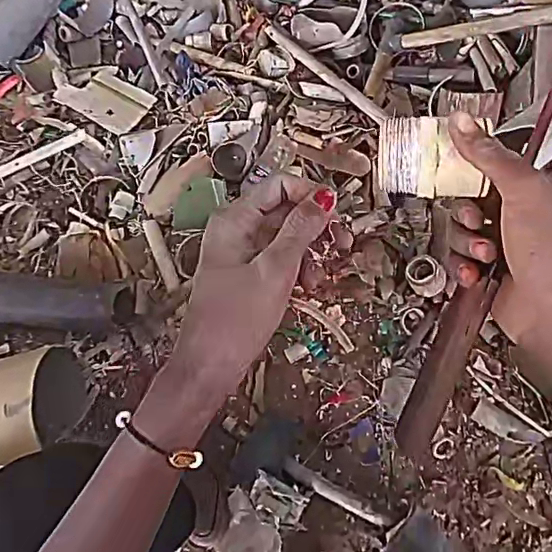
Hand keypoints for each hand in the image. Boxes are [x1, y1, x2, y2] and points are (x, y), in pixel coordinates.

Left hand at [170, 173, 334, 394]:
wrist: (209, 367)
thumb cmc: (237, 319)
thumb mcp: (275, 271)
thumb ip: (300, 231)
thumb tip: (325, 197)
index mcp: (235, 219)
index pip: (279, 185)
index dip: (311, 194)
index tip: (337, 215)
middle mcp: (236, 229)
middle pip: (285, 209)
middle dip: (315, 226)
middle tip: (342, 244)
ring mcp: (242, 252)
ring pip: (286, 236)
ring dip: (310, 251)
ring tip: (320, 278)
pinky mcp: (248, 274)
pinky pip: (280, 259)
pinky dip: (298, 269)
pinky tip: (308, 288)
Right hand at [445, 111, 551, 344]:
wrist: (551, 311)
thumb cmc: (551, 254)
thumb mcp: (521, 191)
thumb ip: (489, 156)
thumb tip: (464, 123)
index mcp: (526, 188)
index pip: (485, 165)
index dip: (465, 169)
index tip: (448, 168)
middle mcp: (512, 214)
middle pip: (463, 201)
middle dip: (466, 215)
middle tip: (479, 221)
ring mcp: (499, 244)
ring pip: (457, 232)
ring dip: (466, 244)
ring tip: (487, 254)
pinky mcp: (485, 270)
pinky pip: (456, 260)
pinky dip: (463, 268)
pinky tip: (478, 273)